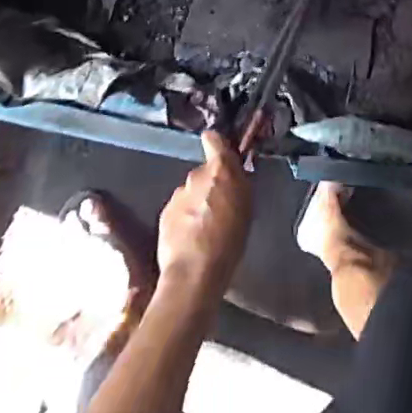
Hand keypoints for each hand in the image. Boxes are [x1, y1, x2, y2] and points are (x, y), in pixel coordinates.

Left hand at [156, 131, 252, 296]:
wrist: (194, 272)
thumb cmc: (230, 239)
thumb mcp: (247, 207)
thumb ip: (239, 183)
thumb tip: (235, 173)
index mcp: (221, 170)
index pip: (214, 140)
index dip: (216, 142)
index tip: (219, 147)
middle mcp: (196, 176)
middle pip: (204, 172)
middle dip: (210, 184)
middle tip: (220, 205)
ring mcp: (177, 194)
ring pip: (191, 191)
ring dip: (197, 201)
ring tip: (205, 226)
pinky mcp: (164, 213)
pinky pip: (179, 208)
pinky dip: (185, 217)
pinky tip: (191, 236)